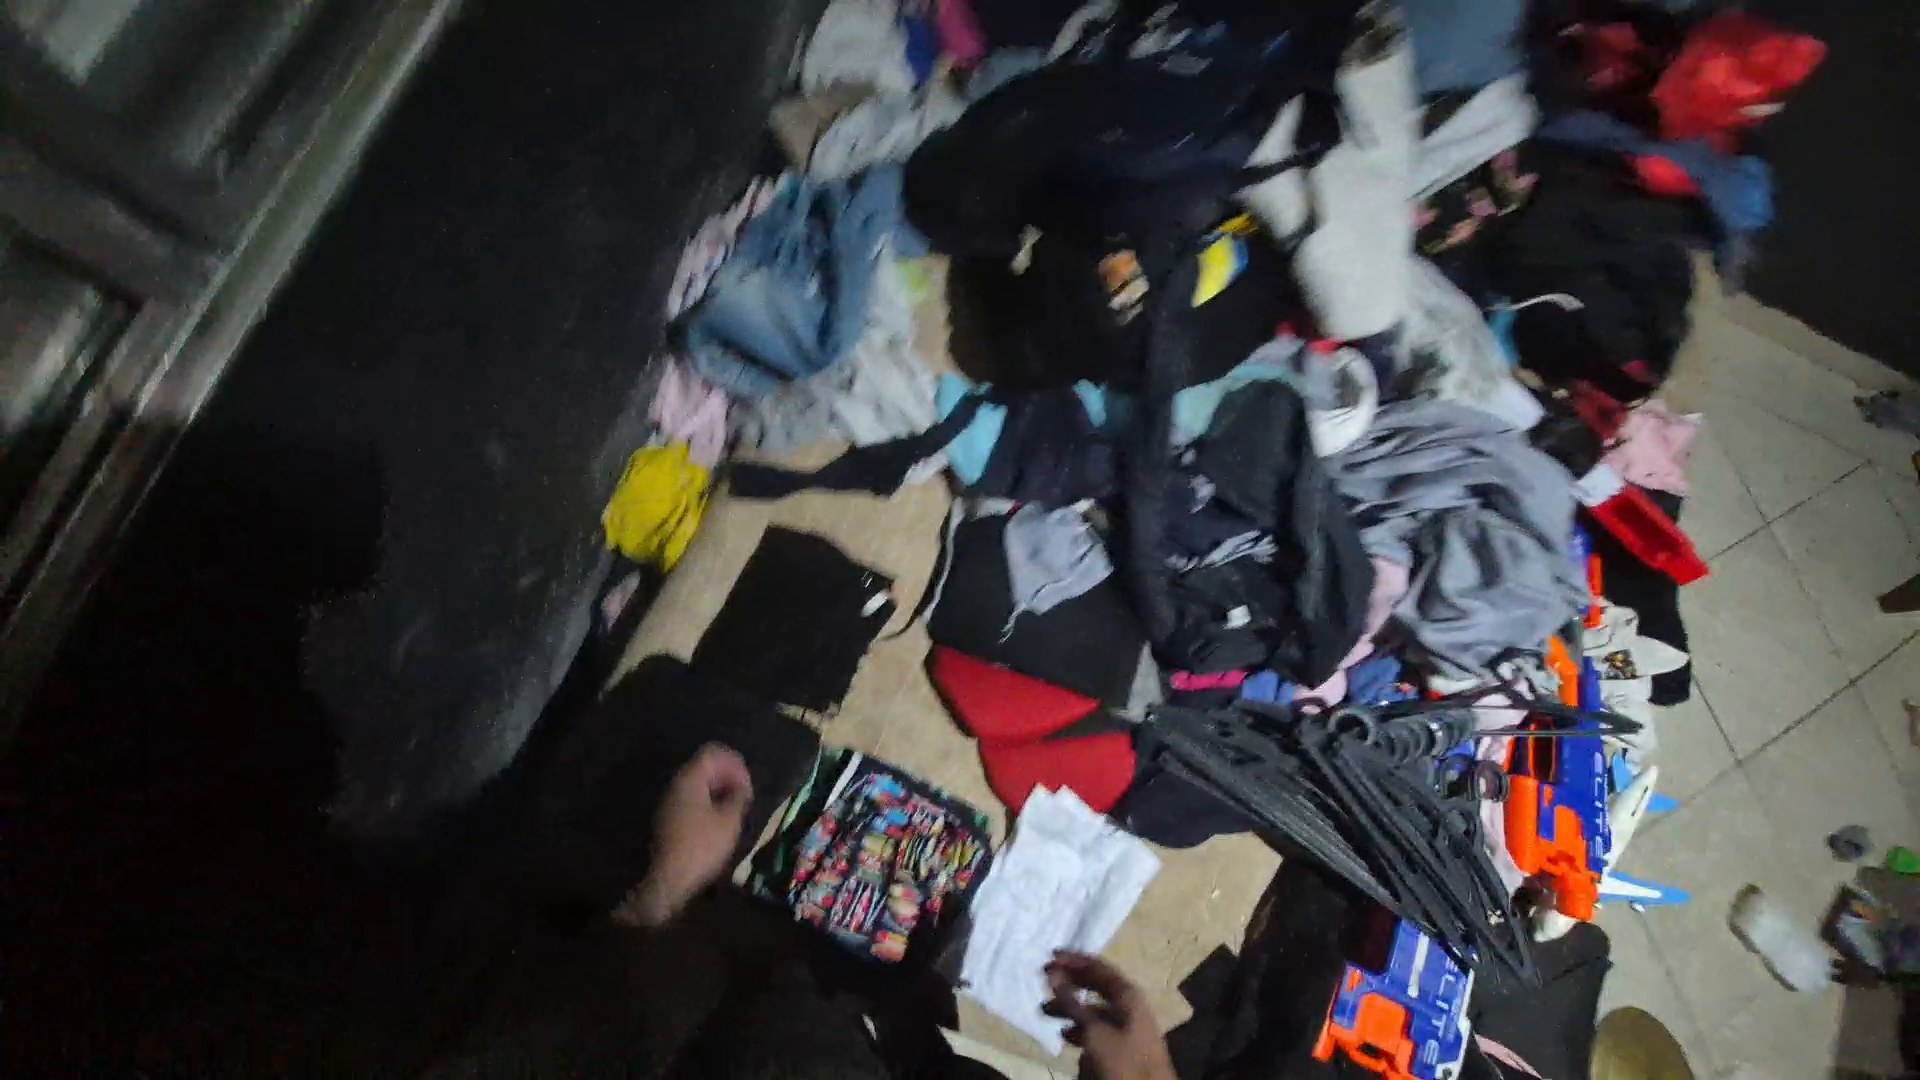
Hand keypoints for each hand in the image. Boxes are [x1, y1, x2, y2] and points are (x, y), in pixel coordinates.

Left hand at [616, 743, 752, 927]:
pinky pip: (691, 802)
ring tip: (734, 812)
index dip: (735, 763)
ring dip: (718, 793)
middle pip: (705, 768)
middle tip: (744, 798)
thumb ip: (738, 797)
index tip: (747, 786)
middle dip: (728, 778)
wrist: (665, 884)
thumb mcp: (729, 821)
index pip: (714, 753)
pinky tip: (718, 824)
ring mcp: (668, 804)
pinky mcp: (666, 821)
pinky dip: (708, 805)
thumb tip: (740, 790)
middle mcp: (675, 786)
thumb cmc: (700, 847)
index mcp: (689, 779)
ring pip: (698, 786)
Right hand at [1043, 951, 1175, 1079]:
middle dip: (1069, 982)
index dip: (1073, 960)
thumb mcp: (1094, 1031)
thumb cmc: (1125, 1061)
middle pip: (1095, 984)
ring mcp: (1129, 1024)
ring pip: (1094, 1007)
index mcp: (1127, 993)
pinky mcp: (1125, 1045)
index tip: (1050, 957)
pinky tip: (1066, 1035)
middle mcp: (1129, 1003)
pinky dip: (1081, 1026)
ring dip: (1071, 1007)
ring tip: (1047, 1011)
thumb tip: (1052, 973)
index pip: (1097, 966)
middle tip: (1045, 980)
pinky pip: (1098, 1026)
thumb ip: (1072, 1002)